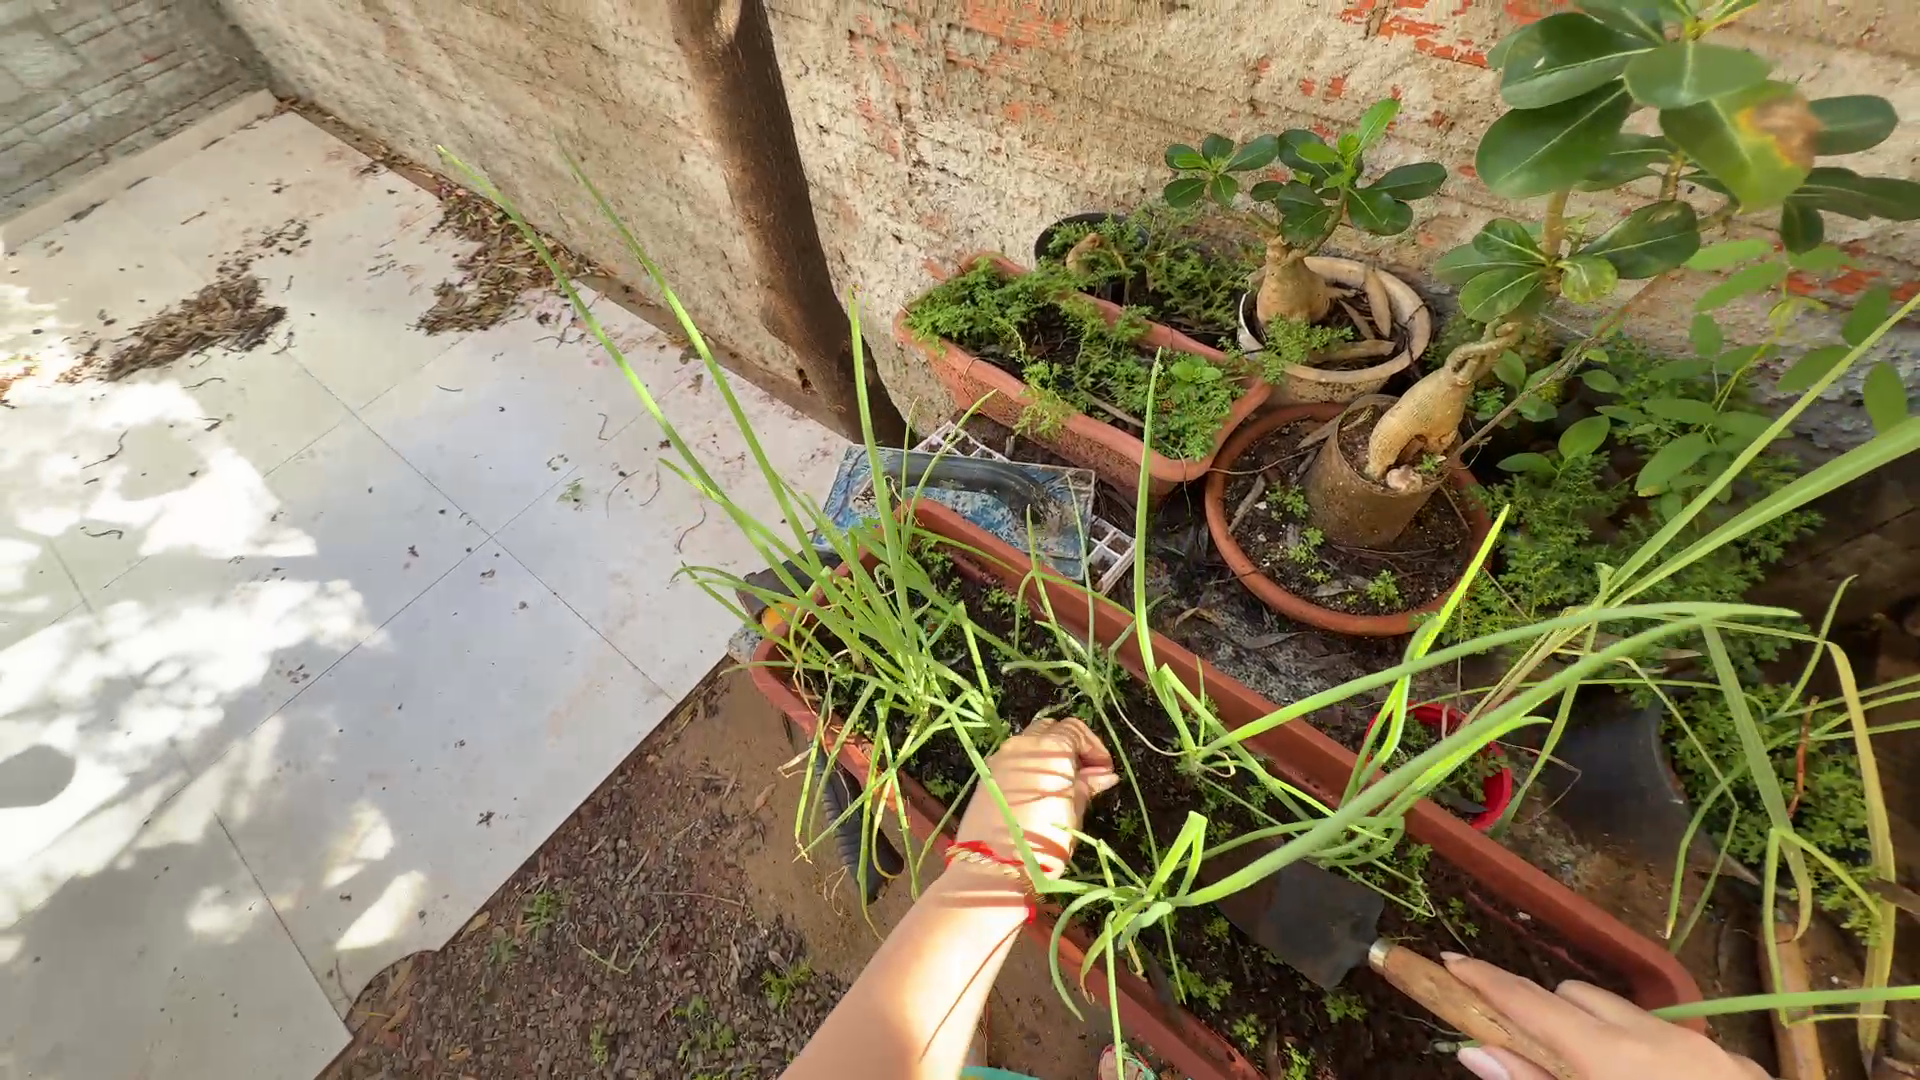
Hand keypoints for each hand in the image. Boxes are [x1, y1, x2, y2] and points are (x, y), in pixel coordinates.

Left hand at [953, 717, 1119, 875]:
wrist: (994, 867)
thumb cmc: (1044, 840)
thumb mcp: (1073, 812)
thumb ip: (1086, 785)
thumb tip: (1104, 774)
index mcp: (1049, 748)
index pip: (1075, 729)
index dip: (1094, 746)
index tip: (1104, 770)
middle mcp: (1023, 744)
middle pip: (1051, 728)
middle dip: (1071, 745)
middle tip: (1087, 773)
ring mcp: (1002, 756)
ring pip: (1031, 741)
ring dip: (1050, 753)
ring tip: (1065, 784)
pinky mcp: (988, 773)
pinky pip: (1015, 757)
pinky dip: (1032, 764)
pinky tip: (1041, 789)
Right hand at [1444, 955, 1766, 1079]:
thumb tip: (1473, 1049)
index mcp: (1614, 1059)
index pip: (1528, 1001)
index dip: (1482, 979)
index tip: (1446, 962)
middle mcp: (1659, 1039)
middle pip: (1573, 996)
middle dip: (1546, 1013)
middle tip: (1531, 1049)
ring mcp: (1711, 1053)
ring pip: (1626, 1014)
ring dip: (1600, 1032)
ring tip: (1602, 1078)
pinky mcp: (1747, 1071)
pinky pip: (1677, 1041)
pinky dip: (1652, 1055)